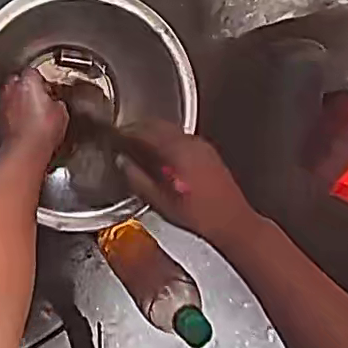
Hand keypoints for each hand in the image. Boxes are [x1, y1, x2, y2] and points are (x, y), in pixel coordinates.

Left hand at [0, 68, 67, 162]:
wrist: (25, 153)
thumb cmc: (42, 131)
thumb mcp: (62, 113)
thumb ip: (57, 101)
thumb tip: (56, 103)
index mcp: (28, 81)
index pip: (34, 71)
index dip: (43, 79)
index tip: (49, 87)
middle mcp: (11, 89)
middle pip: (19, 81)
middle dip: (28, 88)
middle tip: (42, 98)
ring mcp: (3, 104)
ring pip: (11, 96)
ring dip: (20, 101)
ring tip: (34, 112)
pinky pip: (8, 111)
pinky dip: (14, 114)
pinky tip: (26, 124)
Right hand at [116, 120, 260, 246]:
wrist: (232, 222)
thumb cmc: (200, 216)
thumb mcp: (159, 201)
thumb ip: (137, 179)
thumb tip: (122, 163)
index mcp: (177, 151)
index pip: (145, 130)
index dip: (126, 132)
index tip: (115, 137)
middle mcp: (191, 143)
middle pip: (158, 125)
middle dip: (139, 130)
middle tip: (123, 140)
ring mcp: (202, 146)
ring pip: (170, 130)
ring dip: (153, 135)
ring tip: (139, 149)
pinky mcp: (208, 153)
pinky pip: (182, 138)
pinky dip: (167, 142)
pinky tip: (161, 157)